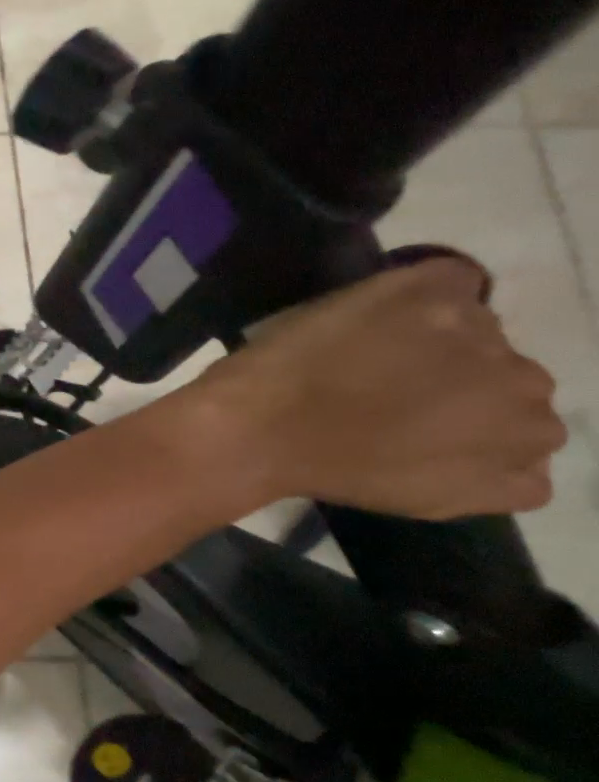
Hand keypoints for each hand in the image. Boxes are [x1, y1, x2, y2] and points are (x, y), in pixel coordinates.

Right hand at [195, 257, 566, 519]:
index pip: (459, 297)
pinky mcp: (507, 484)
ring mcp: (522, 430)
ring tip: (408, 439)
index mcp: (455, 302)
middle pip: (500, 362)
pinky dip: (487, 475)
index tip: (379, 345)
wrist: (258, 435)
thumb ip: (400, 298)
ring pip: (523, 419)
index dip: (422, 324)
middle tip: (388, 397)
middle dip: (459, 376)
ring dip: (482, 424)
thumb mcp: (334, 304)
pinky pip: (523, 478)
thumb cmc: (283, 366)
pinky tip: (430, 471)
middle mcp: (511, 360)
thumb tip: (427, 319)